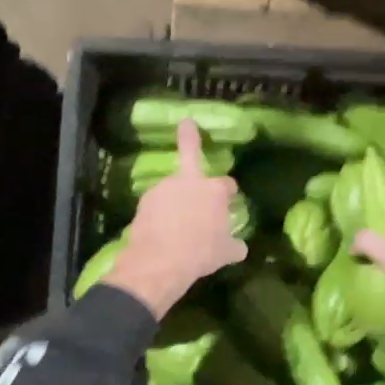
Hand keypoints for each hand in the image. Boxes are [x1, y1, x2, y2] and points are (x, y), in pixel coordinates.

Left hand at [104, 119, 246, 317]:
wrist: (160, 261)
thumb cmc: (201, 254)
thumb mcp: (226, 253)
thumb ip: (234, 245)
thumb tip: (239, 247)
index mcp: (214, 191)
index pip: (227, 184)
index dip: (229, 191)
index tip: (230, 198)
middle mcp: (189, 181)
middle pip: (190, 154)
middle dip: (189, 136)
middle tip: (186, 123)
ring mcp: (164, 188)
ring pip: (173, 188)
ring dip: (176, 197)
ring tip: (175, 222)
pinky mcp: (145, 200)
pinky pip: (157, 204)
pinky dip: (160, 212)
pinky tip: (160, 229)